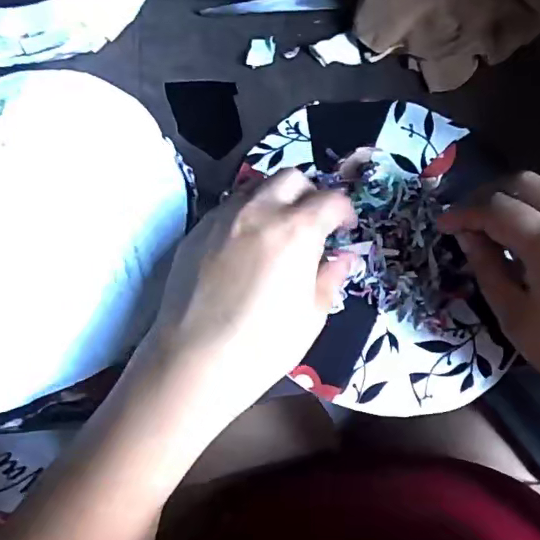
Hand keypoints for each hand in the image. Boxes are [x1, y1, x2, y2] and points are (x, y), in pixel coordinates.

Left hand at [138, 169, 358, 417]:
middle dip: (310, 194)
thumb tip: (343, 258)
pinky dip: (247, 214)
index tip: (346, 228)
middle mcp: (259, 211)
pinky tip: (247, 246)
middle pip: (292, 178)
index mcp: (297, 230)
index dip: (345, 211)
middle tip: (314, 223)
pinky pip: (229, 207)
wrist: (193, 362)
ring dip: (276, 199)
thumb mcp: (312, 315)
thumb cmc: (263, 345)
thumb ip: (330, 278)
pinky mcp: (196, 231)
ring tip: (280, 231)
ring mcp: (223, 218)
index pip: (331, 199)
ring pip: (257, 187)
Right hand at [440, 172, 539, 418]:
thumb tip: (468, 235)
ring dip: (515, 196)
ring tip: (492, 222)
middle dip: (488, 194)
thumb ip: (487, 267)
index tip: (443, 223)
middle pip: (525, 183)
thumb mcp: (514, 316)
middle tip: (466, 216)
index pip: (498, 208)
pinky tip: (527, 232)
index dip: (465, 212)